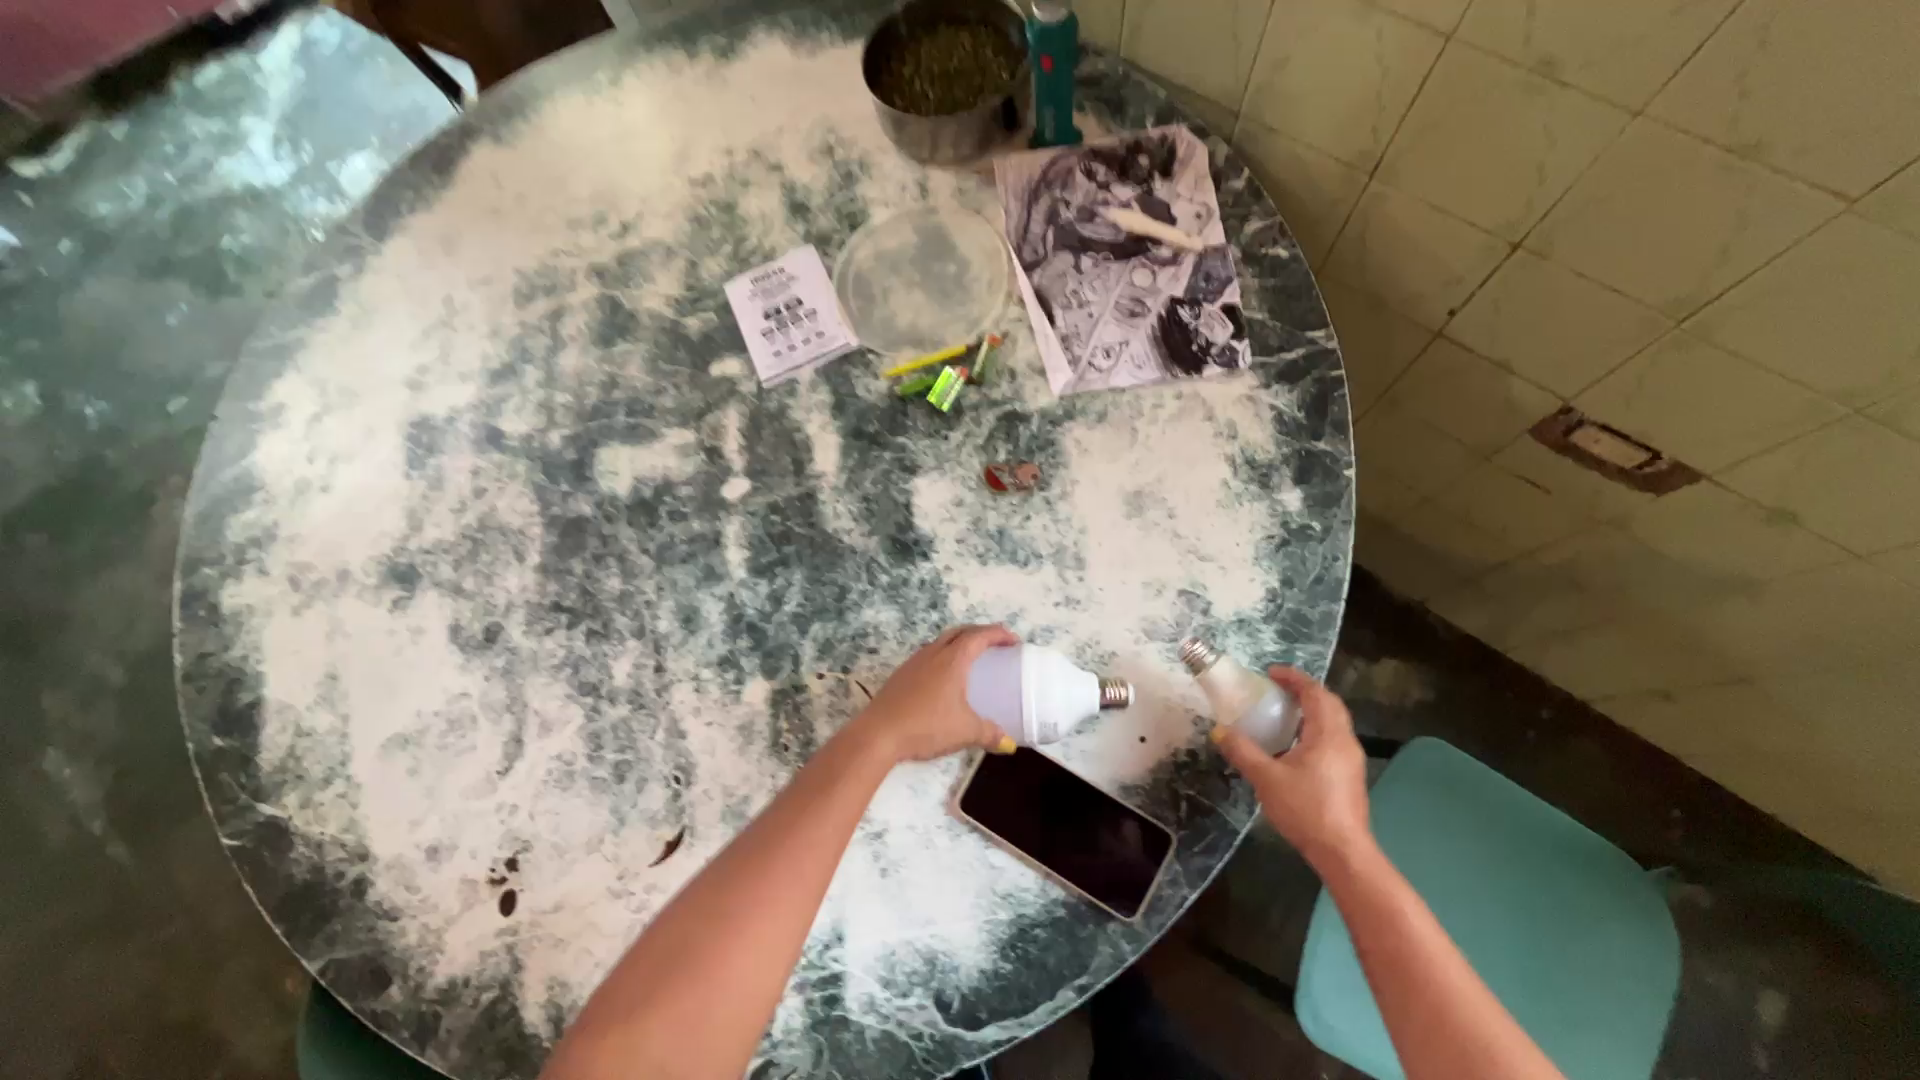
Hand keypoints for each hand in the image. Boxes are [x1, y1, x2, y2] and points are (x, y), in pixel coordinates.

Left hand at [850, 625, 1019, 762]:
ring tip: (970, 659)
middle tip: (994, 645)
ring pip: (940, 642)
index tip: (1013, 640)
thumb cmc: (926, 726)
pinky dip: (942, 657)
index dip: (998, 634)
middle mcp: (933, 654)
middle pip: (959, 632)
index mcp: (952, 660)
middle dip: (979, 633)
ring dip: (958, 643)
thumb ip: (989, 734)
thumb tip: (1009, 744)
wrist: (878, 734)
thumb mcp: (965, 731)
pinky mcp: (900, 675)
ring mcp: (913, 663)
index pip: (979, 636)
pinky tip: (944, 678)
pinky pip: (927, 656)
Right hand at [1210, 666, 1371, 868]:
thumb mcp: (1266, 778)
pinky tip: (1293, 746)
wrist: (1342, 851)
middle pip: (1329, 704)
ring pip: (1333, 722)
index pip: (1315, 693)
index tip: (1270, 673)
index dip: (1294, 678)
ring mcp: (1350, 759)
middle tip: (1276, 690)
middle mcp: (1344, 741)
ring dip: (1310, 711)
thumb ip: (1242, 751)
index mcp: (1328, 734)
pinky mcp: (1349, 775)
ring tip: (1282, 714)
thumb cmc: (1306, 809)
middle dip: (1304, 691)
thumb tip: (1219, 731)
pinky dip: (1314, 730)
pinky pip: (1332, 739)